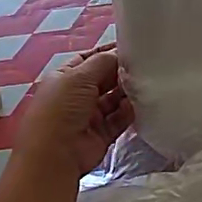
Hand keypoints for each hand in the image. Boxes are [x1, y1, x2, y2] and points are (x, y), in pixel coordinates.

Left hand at [15, 49, 133, 180]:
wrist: (55, 155)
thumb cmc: (61, 108)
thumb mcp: (78, 76)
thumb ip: (102, 62)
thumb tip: (120, 55)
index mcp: (64, 78)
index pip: (89, 60)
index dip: (108, 53)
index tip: (132, 47)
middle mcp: (76, 96)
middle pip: (104, 79)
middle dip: (121, 72)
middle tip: (145, 64)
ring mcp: (89, 116)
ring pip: (113, 99)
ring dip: (127, 91)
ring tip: (146, 82)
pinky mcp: (101, 134)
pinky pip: (119, 119)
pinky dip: (129, 111)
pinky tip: (139, 104)